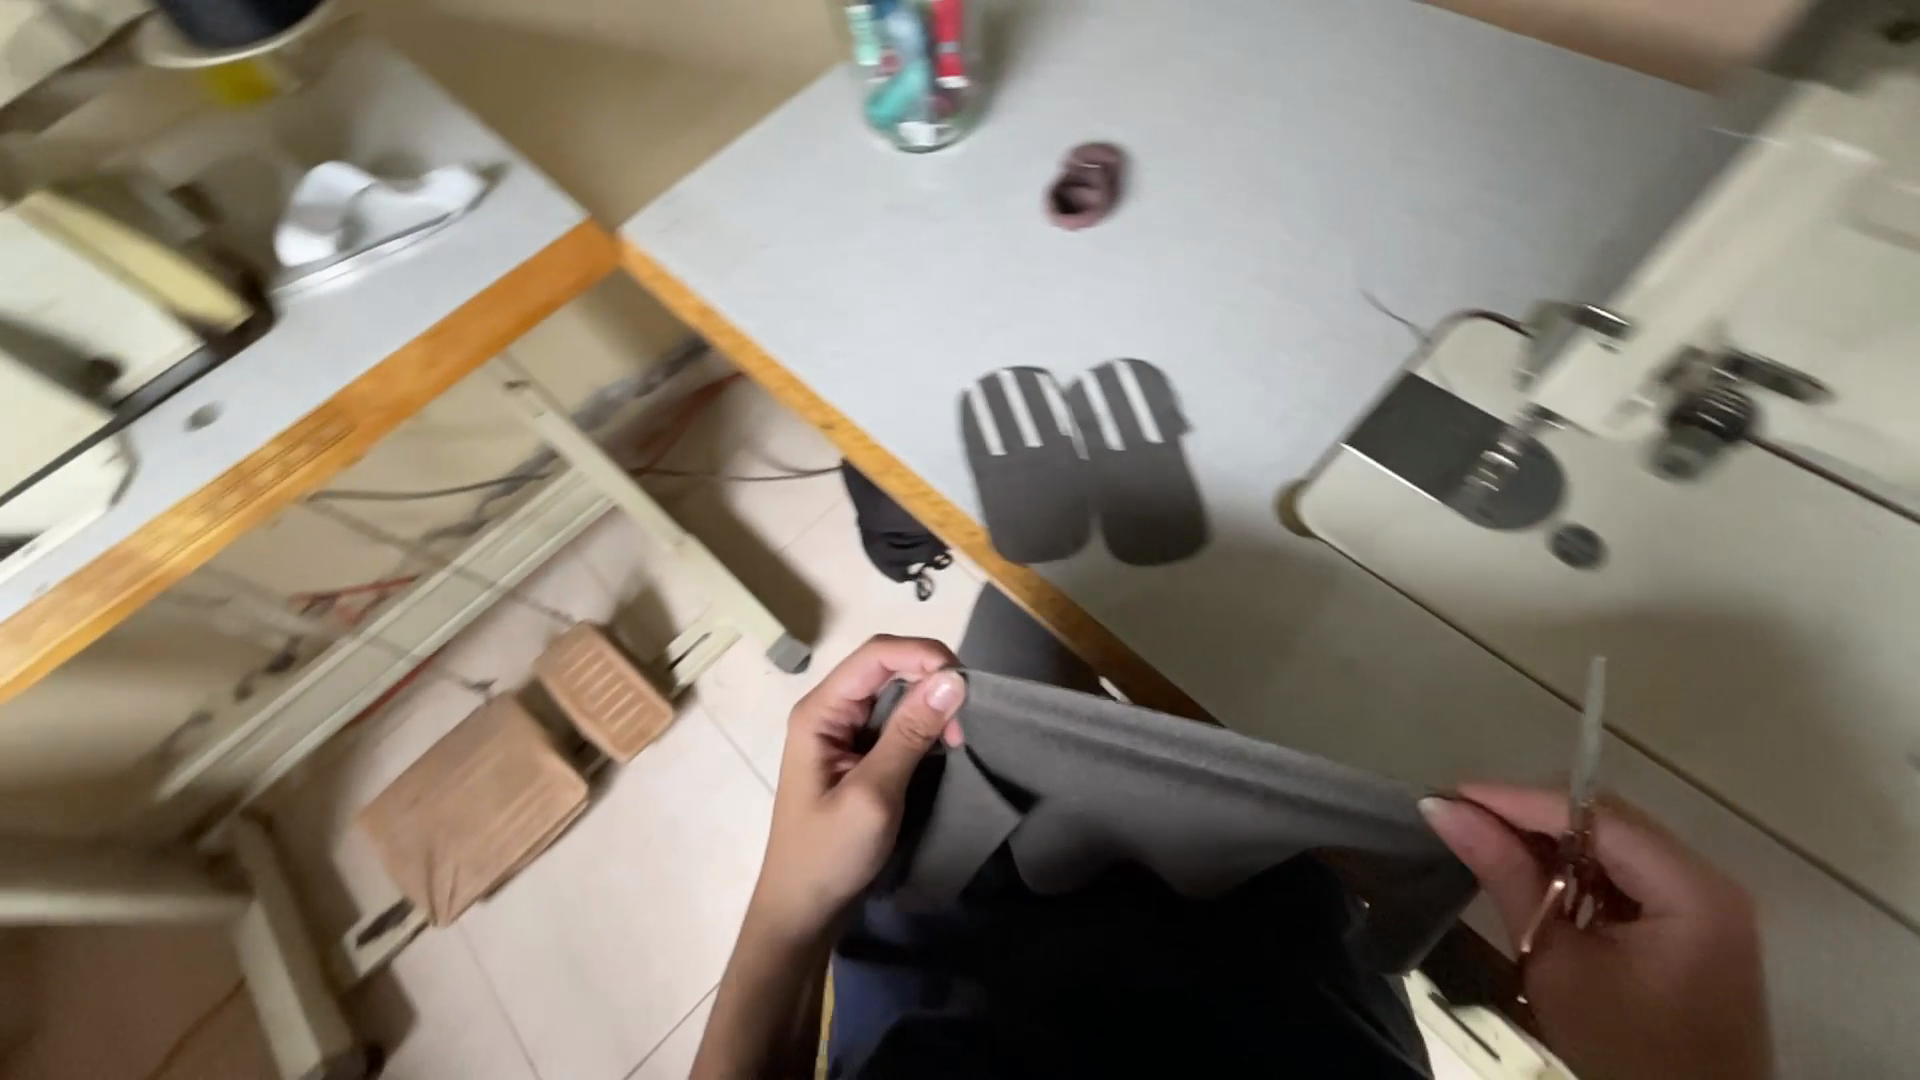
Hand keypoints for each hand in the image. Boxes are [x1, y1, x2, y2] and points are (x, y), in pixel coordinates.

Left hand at [747, 636, 966, 941]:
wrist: (802, 912)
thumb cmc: (829, 856)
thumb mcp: (874, 794)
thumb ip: (910, 733)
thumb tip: (953, 679)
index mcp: (820, 711)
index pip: (876, 654)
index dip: (923, 654)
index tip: (964, 684)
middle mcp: (830, 710)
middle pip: (887, 666)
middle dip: (932, 680)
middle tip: (965, 721)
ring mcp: (844, 731)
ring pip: (896, 692)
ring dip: (931, 704)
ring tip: (958, 739)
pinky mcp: (859, 752)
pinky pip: (897, 719)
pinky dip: (925, 724)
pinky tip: (943, 746)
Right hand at [1422, 785, 1771, 1079]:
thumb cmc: (1624, 1049)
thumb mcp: (1554, 960)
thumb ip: (1504, 873)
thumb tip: (1440, 807)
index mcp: (1689, 892)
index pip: (1591, 815)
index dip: (1515, 800)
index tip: (1448, 797)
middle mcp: (1705, 879)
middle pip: (1602, 815)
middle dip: (1527, 812)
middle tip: (1461, 821)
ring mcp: (1700, 896)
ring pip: (1606, 832)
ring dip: (1544, 833)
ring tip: (1484, 842)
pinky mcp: (1687, 914)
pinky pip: (1618, 860)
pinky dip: (1568, 858)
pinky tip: (1530, 873)